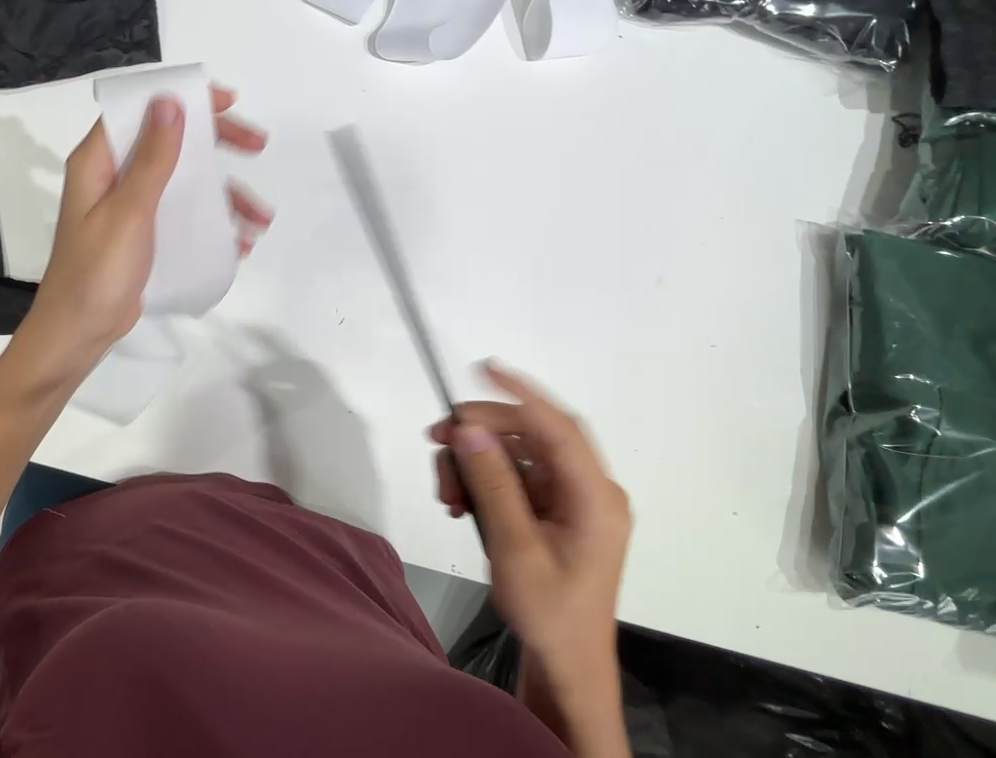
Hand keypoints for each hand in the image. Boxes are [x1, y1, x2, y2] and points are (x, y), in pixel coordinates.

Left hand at [23, 85, 270, 357]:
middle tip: (258, 145)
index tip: (226, 102)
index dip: (182, 101)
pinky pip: (182, 215)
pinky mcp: (142, 235)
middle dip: (215, 143)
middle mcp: (111, 177)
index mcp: (98, 162)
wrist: (79, 332)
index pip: (140, 112)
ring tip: (262, 217)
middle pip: (168, 142)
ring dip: (223, 194)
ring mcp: (128, 207)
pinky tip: (241, 241)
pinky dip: (211, 223)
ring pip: (182, 181)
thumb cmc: (98, 270)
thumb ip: (152, 159)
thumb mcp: (129, 211)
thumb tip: (169, 103)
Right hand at [429, 363, 630, 676]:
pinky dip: (478, 480)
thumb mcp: (514, 546)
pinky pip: (508, 475)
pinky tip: (459, 503)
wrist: (565, 659)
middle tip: (435, 440)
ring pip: (511, 453)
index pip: (559, 426)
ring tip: (446, 494)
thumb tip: (467, 429)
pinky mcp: (550, 510)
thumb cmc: (548, 609)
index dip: (520, 393)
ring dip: (471, 462)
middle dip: (478, 432)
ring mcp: (568, 499)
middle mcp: (587, 489)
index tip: (481, 368)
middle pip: (528, 435)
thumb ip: (492, 484)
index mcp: (595, 497)